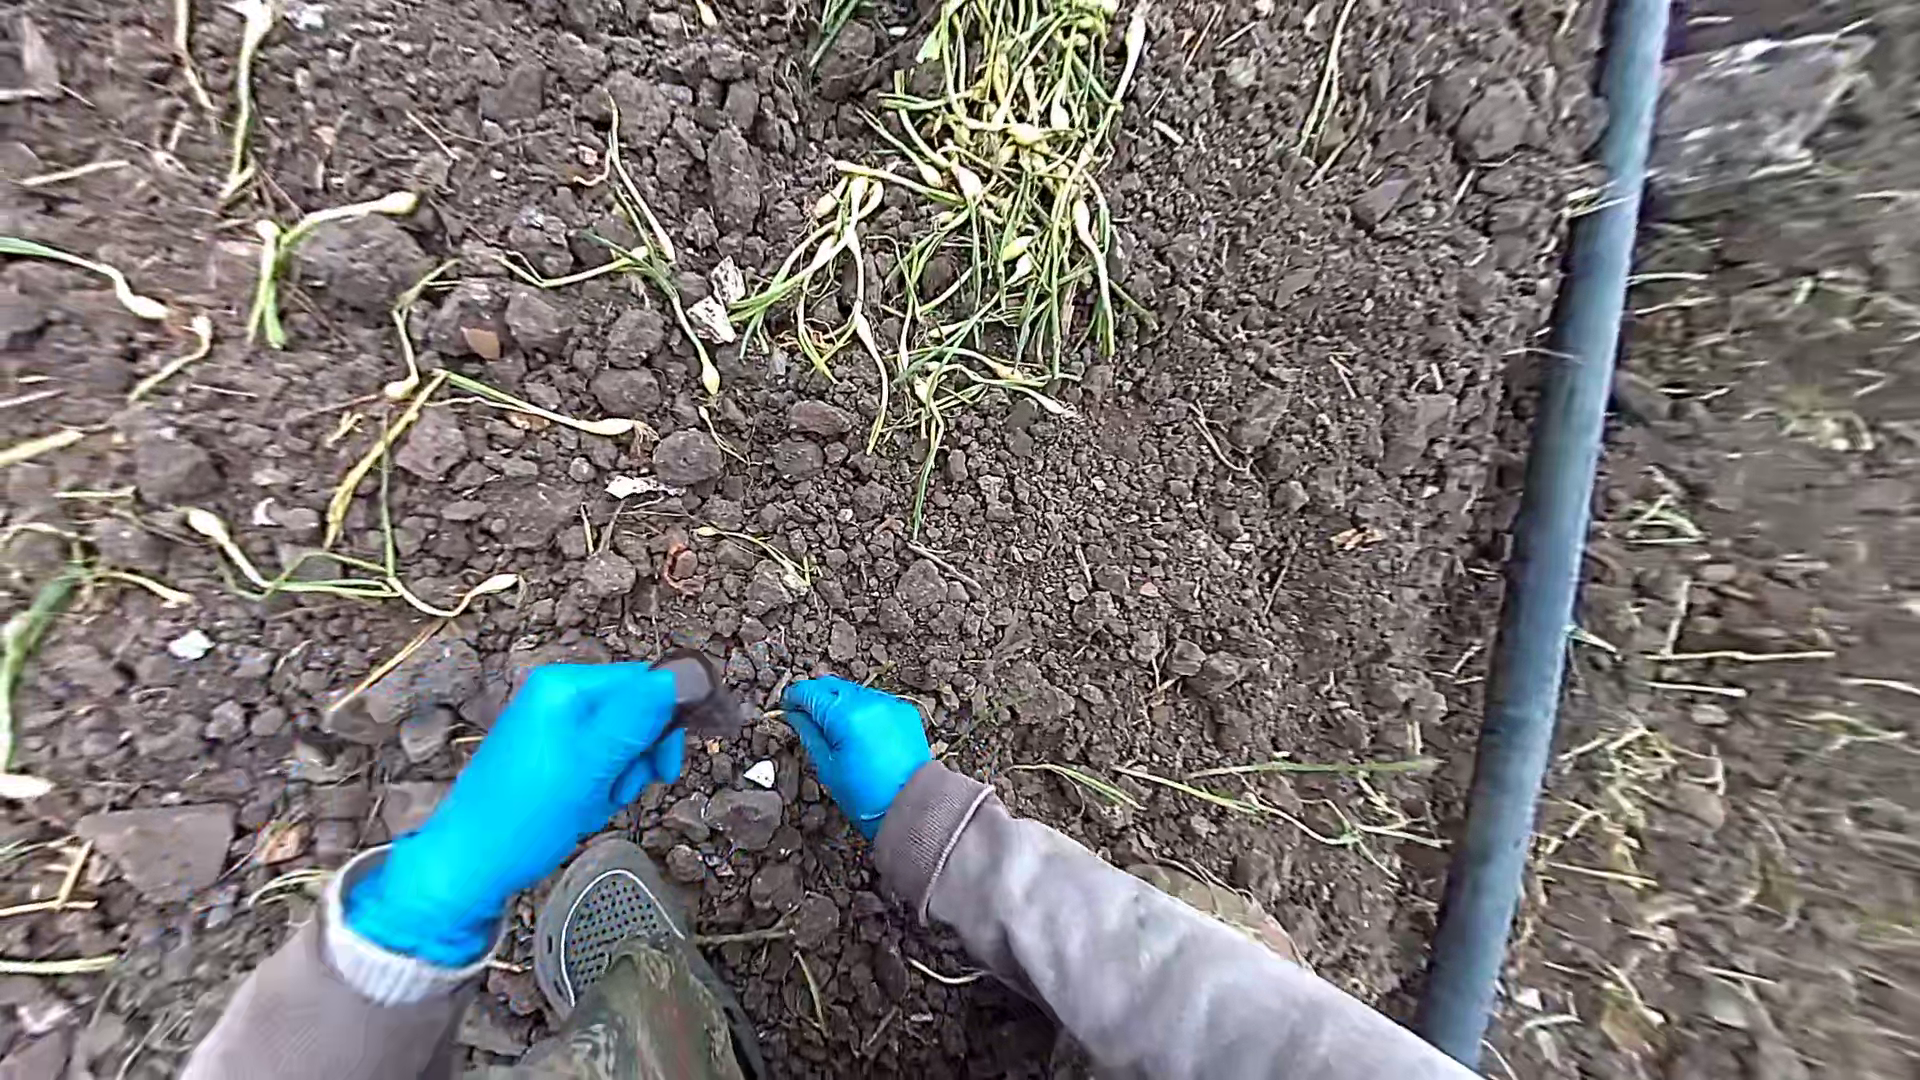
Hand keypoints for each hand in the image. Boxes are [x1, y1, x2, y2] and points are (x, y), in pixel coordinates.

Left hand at [346, 664, 684, 965]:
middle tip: (626, 786)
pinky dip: (609, 781)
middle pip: (639, 709)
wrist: (464, 875)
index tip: (663, 764)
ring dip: (627, 771)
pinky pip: (609, 755)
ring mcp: (560, 724)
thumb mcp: (588, 766)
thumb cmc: (519, 820)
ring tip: (602, 799)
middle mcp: (562, 696)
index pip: (645, 682)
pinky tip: (590, 802)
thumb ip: (635, 718)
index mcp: (564, 686)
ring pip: (629, 735)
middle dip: (641, 752)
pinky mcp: (561, 750)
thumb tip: (680, 677)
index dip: (664, 721)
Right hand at [782, 676, 930, 838]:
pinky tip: (858, 728)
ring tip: (833, 724)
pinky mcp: (904, 711)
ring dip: (840, 701)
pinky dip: (863, 708)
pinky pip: (876, 701)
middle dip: (817, 696)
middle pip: (833, 685)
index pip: (811, 692)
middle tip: (805, 713)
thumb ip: (809, 734)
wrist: (912, 805)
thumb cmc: (867, 795)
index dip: (795, 697)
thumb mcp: (828, 767)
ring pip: (855, 691)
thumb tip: (794, 716)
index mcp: (846, 715)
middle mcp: (870, 701)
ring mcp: (890, 704)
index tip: (787, 705)